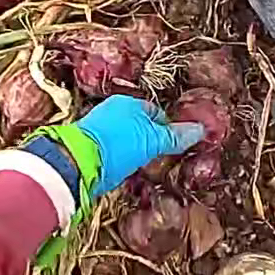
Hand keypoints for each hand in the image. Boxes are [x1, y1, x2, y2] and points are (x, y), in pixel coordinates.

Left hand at [74, 95, 204, 194]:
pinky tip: (123, 171)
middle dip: (151, 141)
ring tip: (142, 167)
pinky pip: (112, 150)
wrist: (74, 164)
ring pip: (126, 138)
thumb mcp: (153, 141)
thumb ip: (176, 137)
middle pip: (141, 126)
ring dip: (134, 151)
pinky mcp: (86, 145)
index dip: (168, 130)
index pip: (157, 113)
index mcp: (129, 103)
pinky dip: (120, 159)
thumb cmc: (118, 145)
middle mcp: (112, 110)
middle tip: (160, 158)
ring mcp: (98, 127)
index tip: (174, 146)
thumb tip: (201, 129)